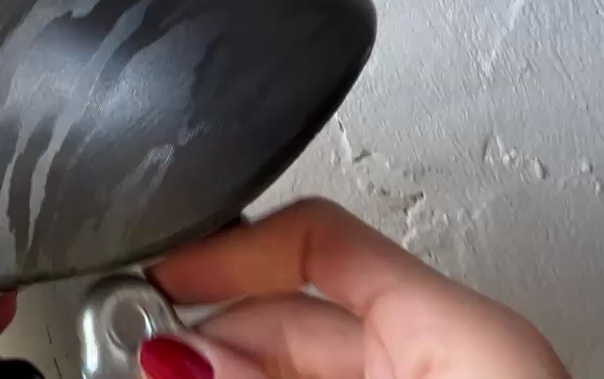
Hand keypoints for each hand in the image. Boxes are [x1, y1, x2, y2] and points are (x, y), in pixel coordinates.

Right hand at [144, 198, 568, 378]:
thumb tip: (180, 360)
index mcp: (456, 334)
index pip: (315, 239)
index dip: (227, 250)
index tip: (160, 280)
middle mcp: (443, 362)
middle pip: (292, 315)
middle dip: (214, 339)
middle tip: (147, 360)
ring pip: (297, 372)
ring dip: (230, 377)